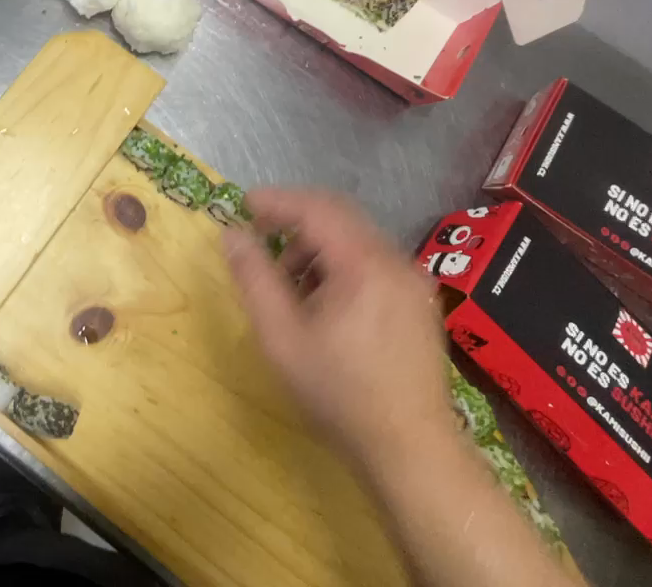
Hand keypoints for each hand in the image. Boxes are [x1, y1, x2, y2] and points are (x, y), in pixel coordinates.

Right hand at [222, 188, 454, 469]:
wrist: (411, 449)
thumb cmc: (338, 392)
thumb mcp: (281, 336)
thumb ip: (254, 278)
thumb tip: (232, 234)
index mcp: (363, 263)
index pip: (316, 208)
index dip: (276, 201)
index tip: (242, 205)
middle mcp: (394, 261)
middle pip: (339, 215)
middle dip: (294, 219)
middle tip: (259, 237)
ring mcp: (412, 281)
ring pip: (356, 238)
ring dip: (316, 244)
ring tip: (288, 282)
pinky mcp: (419, 302)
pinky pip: (373, 261)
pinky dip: (340, 263)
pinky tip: (322, 300)